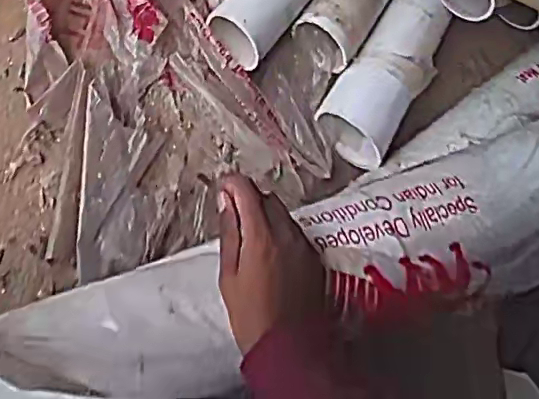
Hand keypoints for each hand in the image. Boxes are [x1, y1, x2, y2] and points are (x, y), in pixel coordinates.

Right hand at [217, 174, 325, 353]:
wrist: (291, 354)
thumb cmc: (254, 319)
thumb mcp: (229, 275)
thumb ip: (228, 232)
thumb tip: (225, 201)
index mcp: (261, 235)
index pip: (247, 189)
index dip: (232, 184)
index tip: (223, 188)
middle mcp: (287, 234)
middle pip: (266, 197)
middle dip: (249, 198)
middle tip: (234, 213)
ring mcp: (304, 245)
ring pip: (283, 212)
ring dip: (266, 214)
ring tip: (252, 237)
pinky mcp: (315, 258)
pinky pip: (295, 231)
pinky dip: (281, 231)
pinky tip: (271, 252)